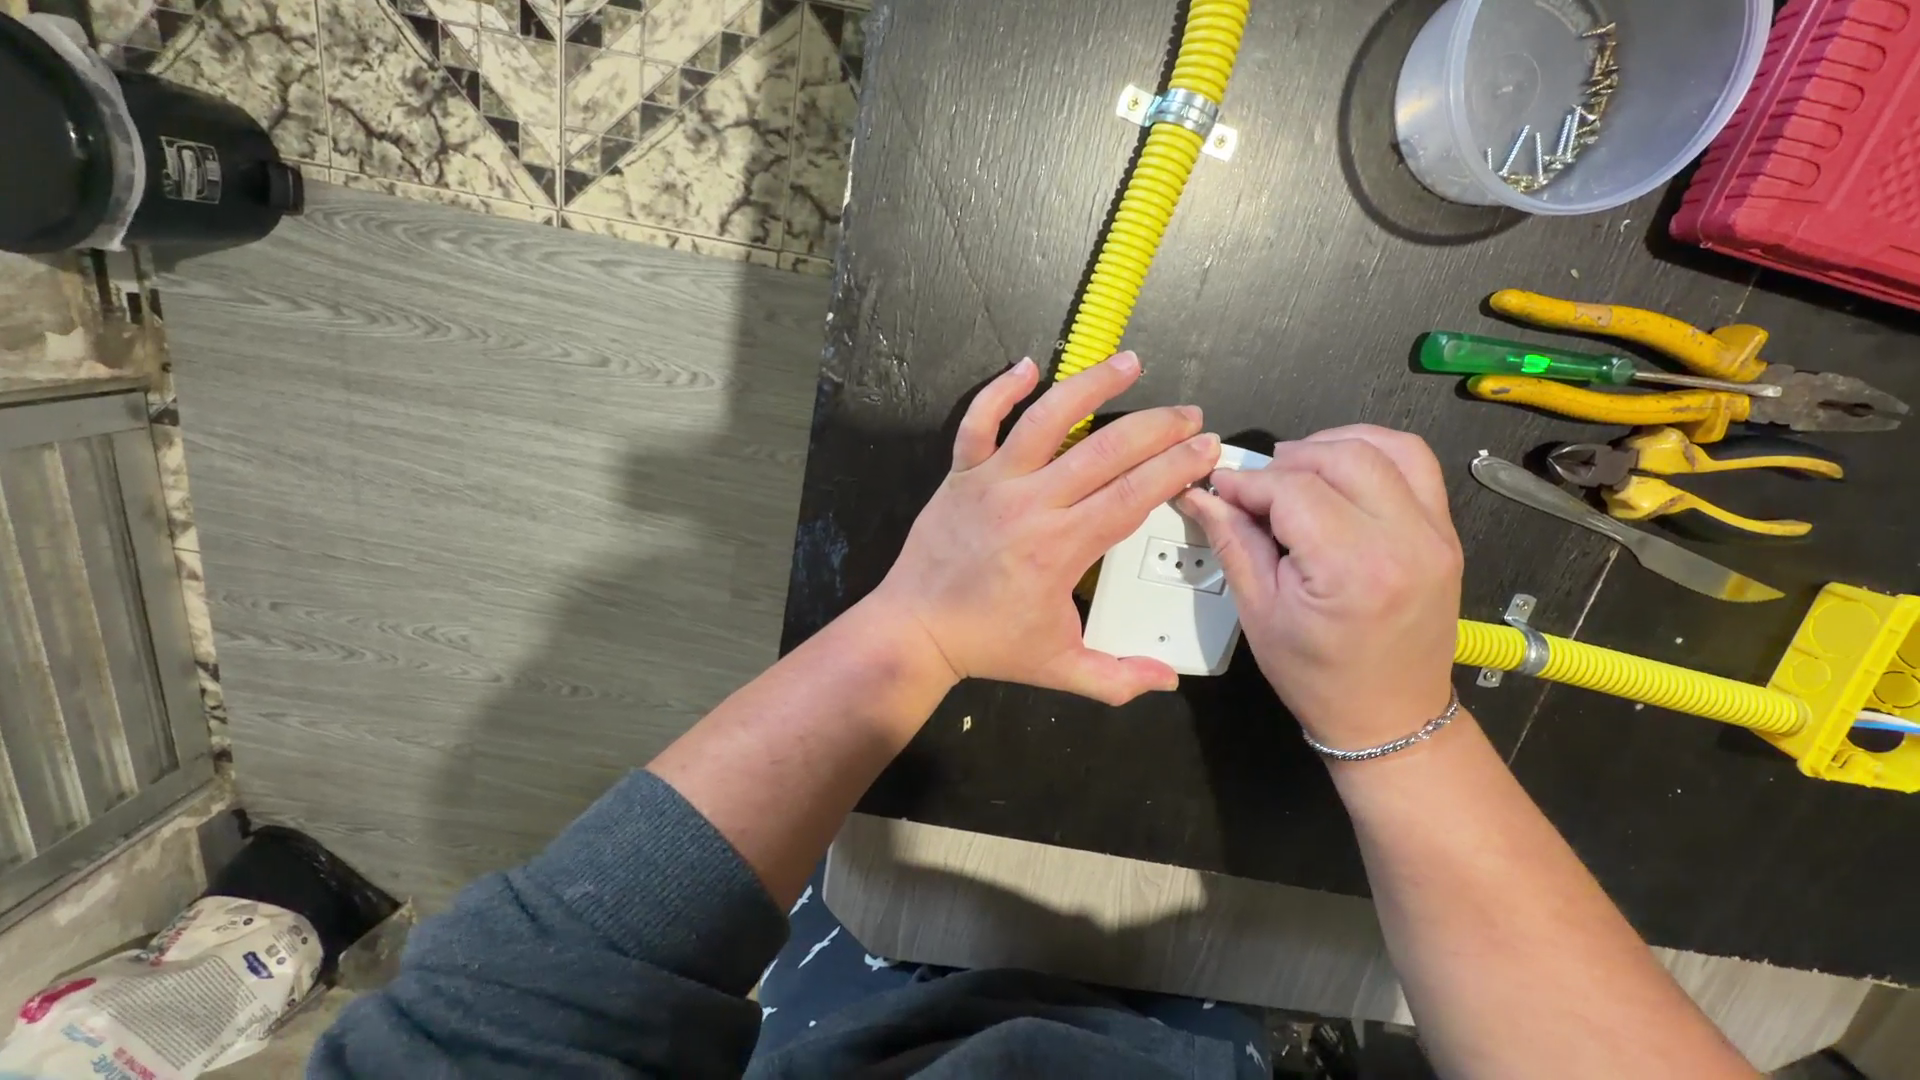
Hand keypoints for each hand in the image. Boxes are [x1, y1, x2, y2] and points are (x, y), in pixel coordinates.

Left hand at [868, 352, 1220, 704]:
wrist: (916, 629)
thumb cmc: (989, 645)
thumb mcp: (1060, 670)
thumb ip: (1118, 678)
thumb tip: (1168, 679)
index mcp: (1062, 548)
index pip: (1134, 494)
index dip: (1177, 467)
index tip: (1206, 450)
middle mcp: (1031, 504)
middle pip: (1106, 450)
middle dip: (1157, 428)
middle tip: (1189, 416)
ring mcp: (992, 482)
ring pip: (1047, 420)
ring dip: (1091, 386)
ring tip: (1128, 363)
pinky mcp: (961, 474)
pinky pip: (978, 422)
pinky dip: (1001, 391)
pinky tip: (1028, 366)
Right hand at [1178, 426, 1463, 748]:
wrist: (1391, 717)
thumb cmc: (1317, 677)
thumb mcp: (1259, 613)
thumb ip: (1233, 542)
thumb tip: (1203, 495)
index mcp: (1352, 570)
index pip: (1294, 490)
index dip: (1249, 482)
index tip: (1220, 488)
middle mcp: (1406, 542)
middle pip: (1343, 458)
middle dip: (1287, 460)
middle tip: (1254, 485)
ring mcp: (1436, 535)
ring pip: (1388, 448)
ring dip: (1333, 445)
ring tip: (1296, 469)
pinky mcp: (1447, 533)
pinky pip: (1418, 465)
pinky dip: (1376, 452)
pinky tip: (1340, 470)